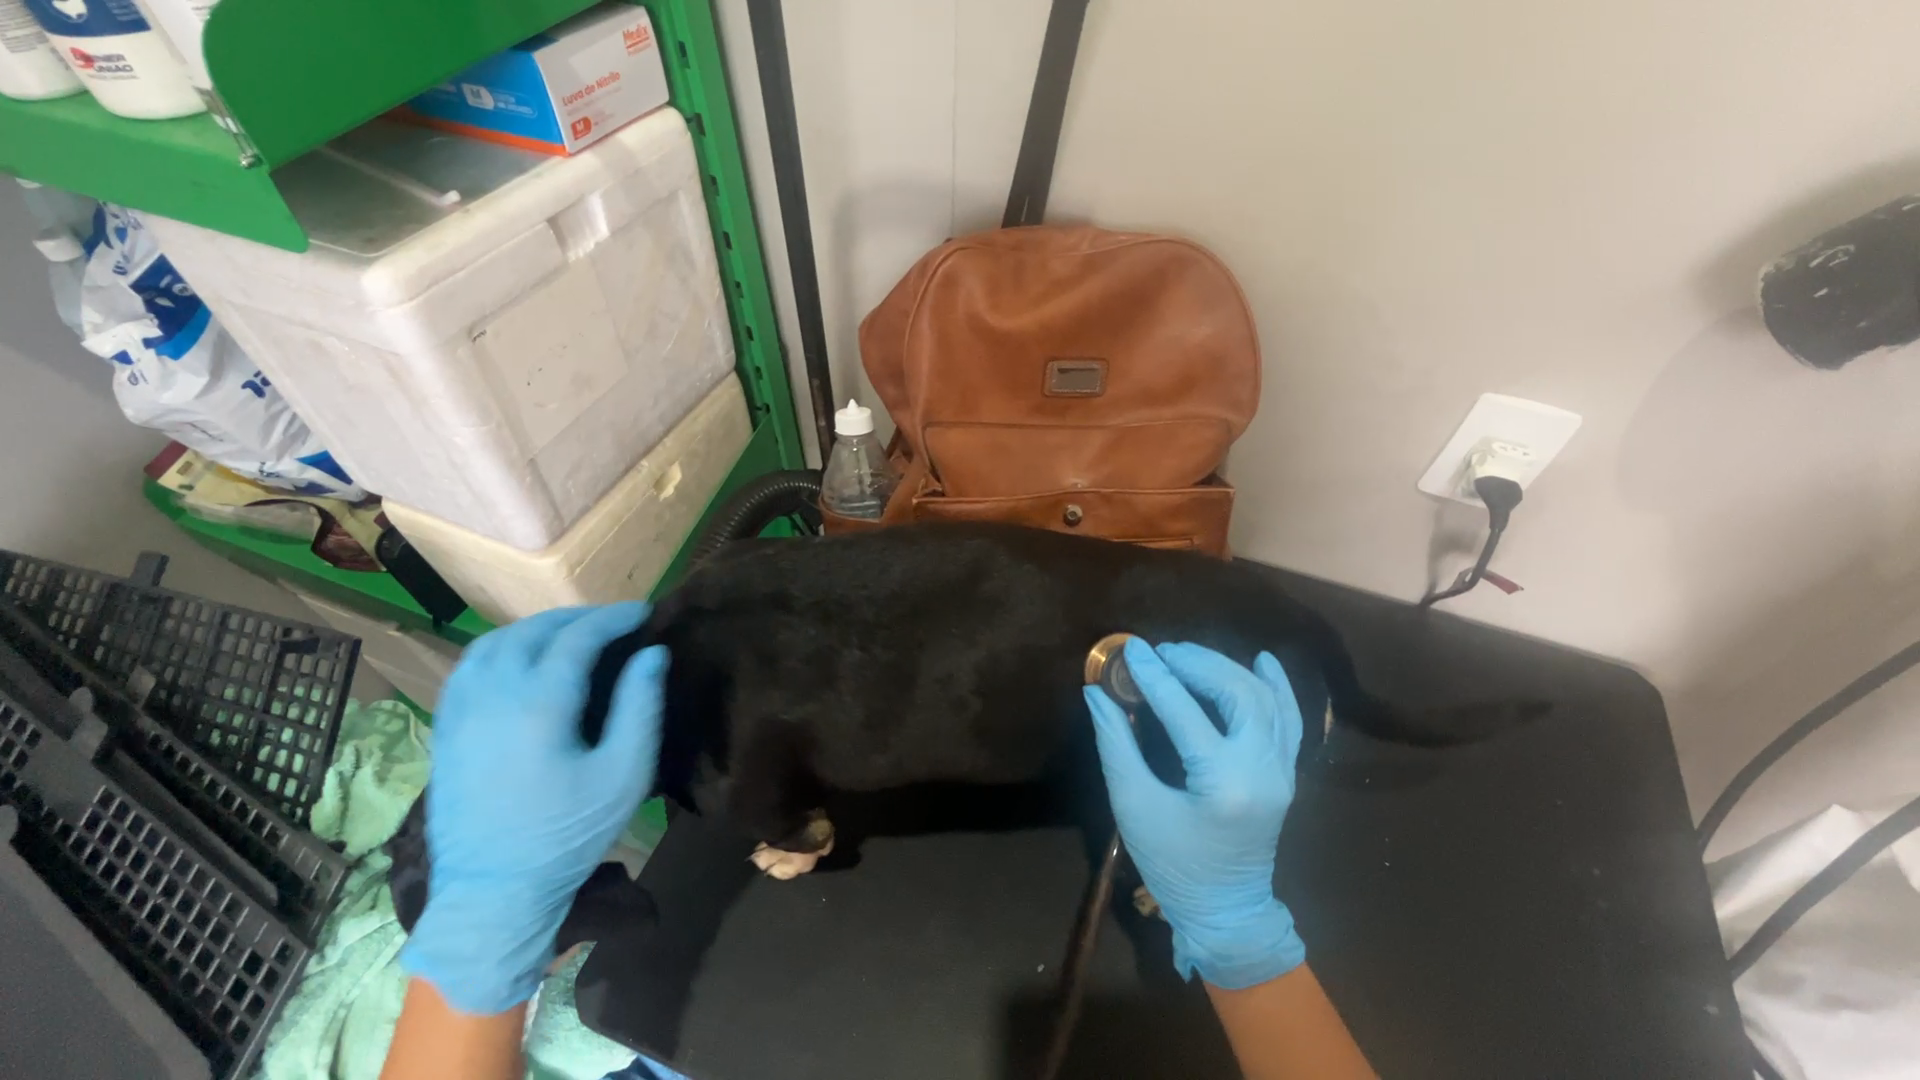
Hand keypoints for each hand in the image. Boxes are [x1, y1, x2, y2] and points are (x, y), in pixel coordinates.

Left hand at [399, 603, 667, 1013]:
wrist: (495, 890)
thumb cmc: (569, 834)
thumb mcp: (625, 774)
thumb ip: (641, 707)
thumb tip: (653, 654)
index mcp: (539, 704)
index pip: (578, 637)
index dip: (614, 618)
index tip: (644, 612)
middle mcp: (493, 695)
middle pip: (534, 631)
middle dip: (579, 618)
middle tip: (615, 622)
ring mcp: (461, 710)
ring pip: (495, 642)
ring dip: (538, 628)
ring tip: (572, 634)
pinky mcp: (446, 728)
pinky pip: (470, 666)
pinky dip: (502, 647)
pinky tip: (523, 659)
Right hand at [1084, 638, 1305, 989]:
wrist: (1224, 909)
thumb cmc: (1171, 863)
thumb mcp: (1133, 805)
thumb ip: (1116, 744)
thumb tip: (1097, 694)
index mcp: (1223, 783)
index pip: (1184, 711)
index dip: (1155, 675)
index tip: (1132, 648)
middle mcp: (1263, 769)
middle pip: (1238, 694)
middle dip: (1199, 664)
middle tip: (1163, 652)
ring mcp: (1283, 771)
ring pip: (1265, 700)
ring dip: (1227, 669)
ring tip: (1189, 655)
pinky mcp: (1286, 773)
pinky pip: (1289, 720)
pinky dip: (1277, 687)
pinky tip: (1263, 660)